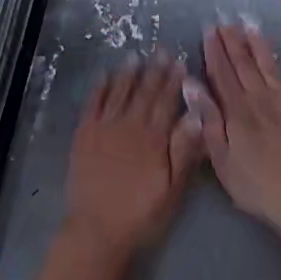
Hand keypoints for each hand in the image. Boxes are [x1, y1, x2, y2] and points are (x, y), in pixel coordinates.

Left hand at [65, 53, 203, 255]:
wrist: (97, 229)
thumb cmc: (141, 214)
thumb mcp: (172, 189)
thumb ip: (184, 151)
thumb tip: (197, 117)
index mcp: (153, 139)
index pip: (166, 102)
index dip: (174, 82)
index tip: (180, 63)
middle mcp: (128, 126)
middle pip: (143, 93)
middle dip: (154, 71)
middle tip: (161, 50)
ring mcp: (103, 129)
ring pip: (118, 93)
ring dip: (127, 74)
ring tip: (135, 56)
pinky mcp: (83, 136)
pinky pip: (92, 105)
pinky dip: (99, 89)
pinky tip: (104, 76)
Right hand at [192, 23, 280, 236]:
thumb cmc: (258, 187)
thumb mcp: (221, 159)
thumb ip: (208, 119)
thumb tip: (190, 85)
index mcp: (237, 112)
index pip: (222, 74)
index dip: (214, 51)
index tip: (208, 30)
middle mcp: (262, 100)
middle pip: (244, 66)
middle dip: (233, 42)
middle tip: (225, 21)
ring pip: (270, 68)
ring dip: (260, 46)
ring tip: (251, 25)